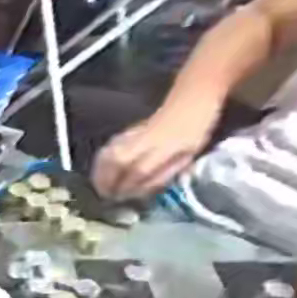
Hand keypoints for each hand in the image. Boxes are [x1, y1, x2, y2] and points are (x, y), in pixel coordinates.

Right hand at [91, 103, 217, 200]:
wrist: (191, 99)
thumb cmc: (198, 128)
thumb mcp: (192, 152)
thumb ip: (168, 171)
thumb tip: (144, 189)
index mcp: (168, 146)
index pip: (141, 169)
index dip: (130, 186)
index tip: (124, 198)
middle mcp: (146, 140)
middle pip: (118, 162)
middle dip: (108, 181)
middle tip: (106, 195)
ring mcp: (133, 135)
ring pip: (108, 155)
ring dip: (99, 173)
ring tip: (98, 186)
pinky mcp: (125, 132)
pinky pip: (106, 149)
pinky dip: (99, 162)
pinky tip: (99, 170)